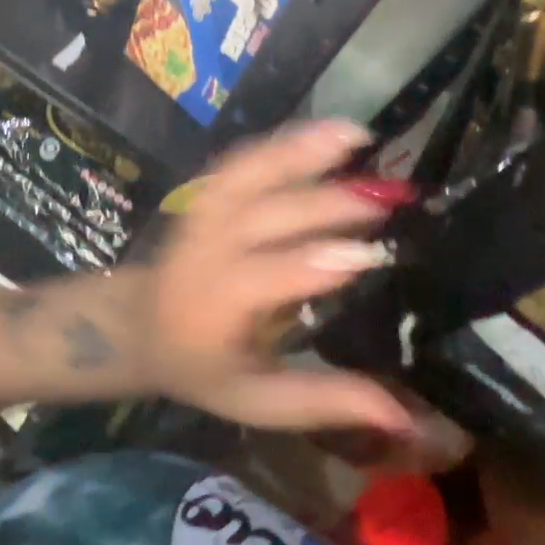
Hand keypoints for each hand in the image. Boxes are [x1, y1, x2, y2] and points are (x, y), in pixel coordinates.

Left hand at [135, 120, 423, 436]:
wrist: (140, 324)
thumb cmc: (203, 368)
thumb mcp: (257, 400)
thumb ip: (323, 400)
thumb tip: (404, 414)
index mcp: (212, 307)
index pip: (260, 278)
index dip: (309, 265)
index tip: (364, 254)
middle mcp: (204, 251)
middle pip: (260, 217)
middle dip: (322, 203)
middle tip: (387, 197)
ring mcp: (202, 215)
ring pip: (245, 176)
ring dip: (298, 153)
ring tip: (354, 136)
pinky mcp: (207, 194)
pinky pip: (240, 163)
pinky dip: (280, 143)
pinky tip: (324, 131)